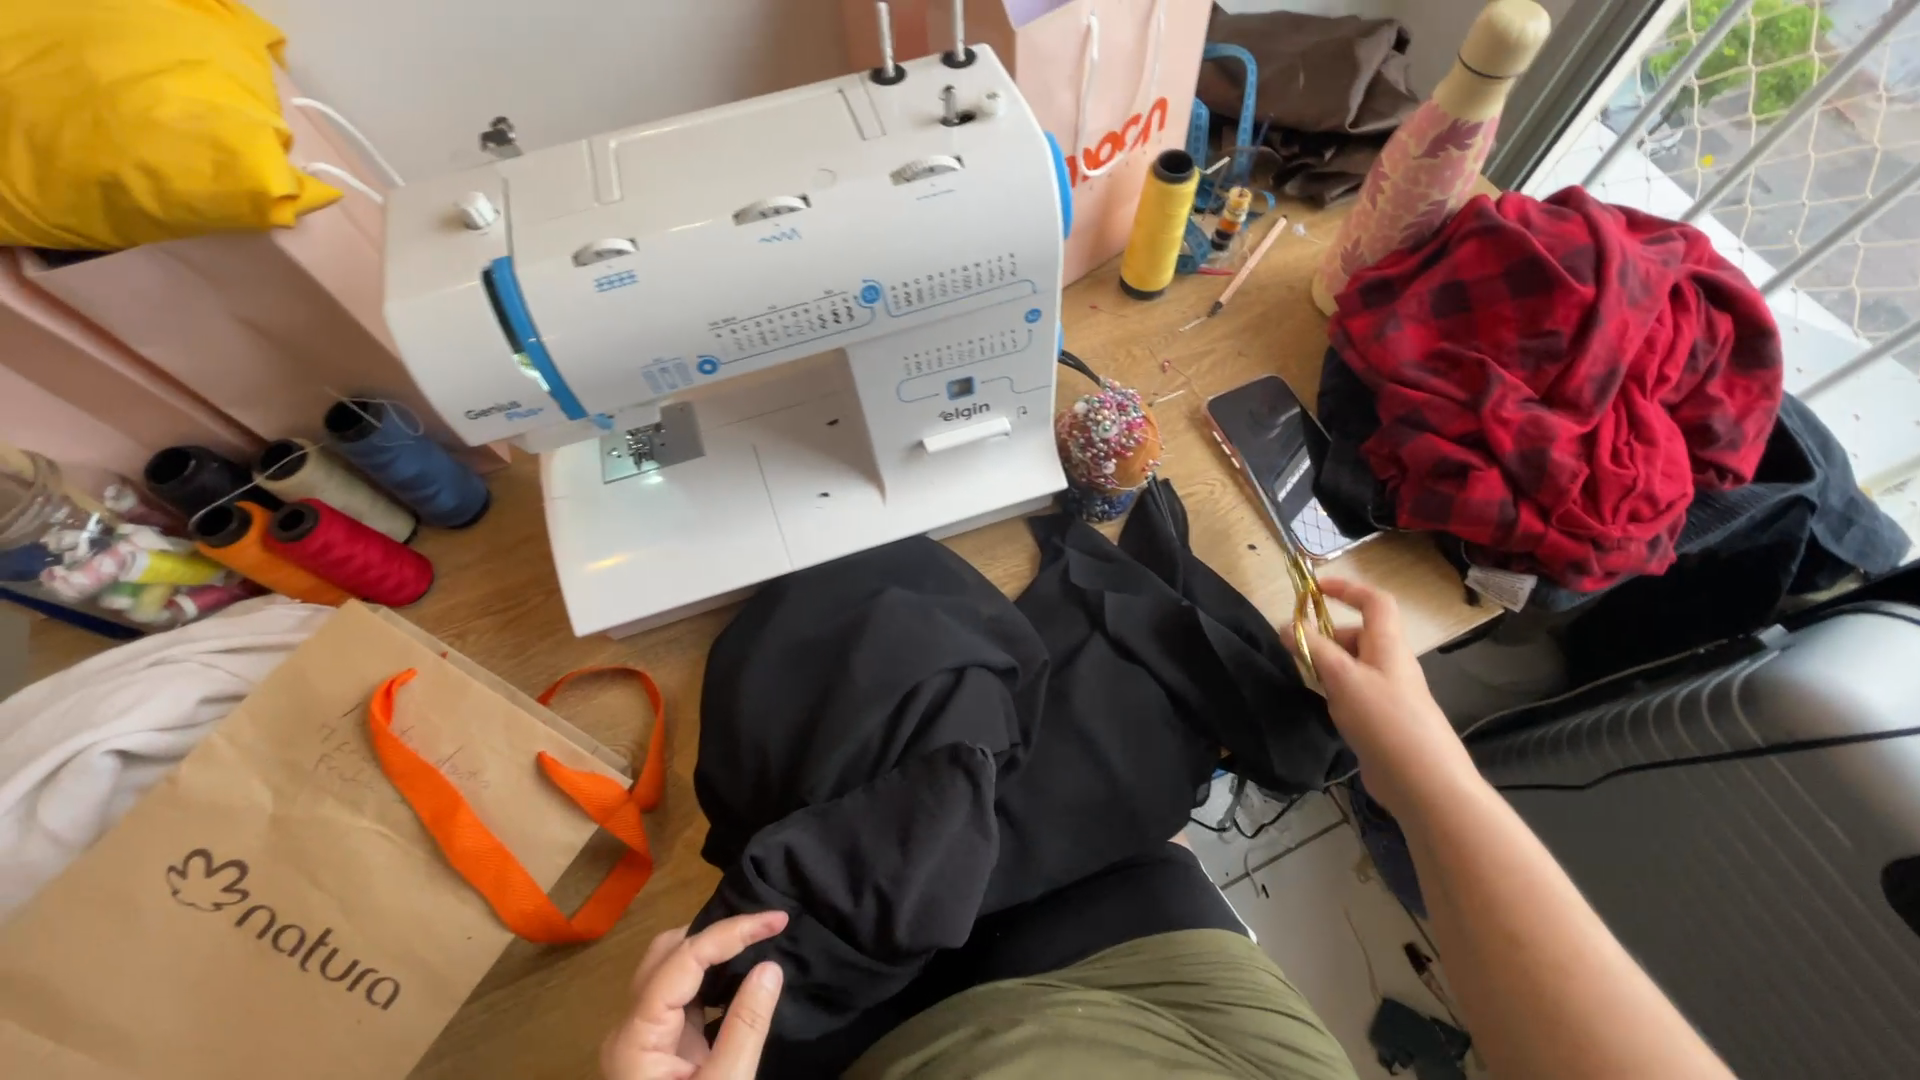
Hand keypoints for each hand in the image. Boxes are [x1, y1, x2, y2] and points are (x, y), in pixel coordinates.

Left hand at [601, 911, 788, 1079]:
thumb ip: (747, 1024)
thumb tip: (770, 966)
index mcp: (636, 1037)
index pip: (684, 959)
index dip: (732, 932)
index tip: (777, 920)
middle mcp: (628, 1028)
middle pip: (666, 953)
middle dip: (716, 932)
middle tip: (765, 928)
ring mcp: (639, 1039)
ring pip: (669, 969)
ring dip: (711, 951)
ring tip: (756, 942)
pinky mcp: (654, 1050)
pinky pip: (678, 995)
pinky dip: (708, 976)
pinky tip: (738, 977)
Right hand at [1289, 578, 1479, 816]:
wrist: (1424, 782)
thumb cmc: (1385, 720)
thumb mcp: (1342, 678)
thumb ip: (1313, 649)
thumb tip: (1286, 626)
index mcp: (1388, 646)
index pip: (1374, 602)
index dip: (1347, 588)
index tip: (1314, 590)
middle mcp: (1391, 664)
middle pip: (1357, 636)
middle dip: (1327, 638)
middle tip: (1298, 652)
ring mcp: (1389, 694)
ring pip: (1353, 666)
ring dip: (1328, 668)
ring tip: (1309, 683)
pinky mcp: (1384, 720)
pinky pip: (1354, 694)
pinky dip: (1335, 694)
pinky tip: (1326, 711)